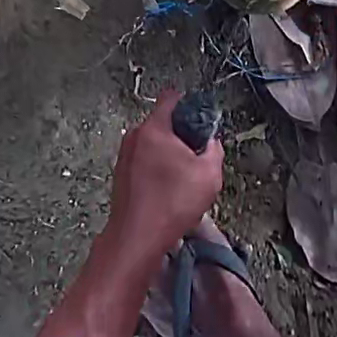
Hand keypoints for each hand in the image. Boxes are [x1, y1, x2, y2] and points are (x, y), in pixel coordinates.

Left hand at [107, 91, 225, 256]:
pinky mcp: (121, 175)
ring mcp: (125, 156)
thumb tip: (211, 143)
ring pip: (154, 144)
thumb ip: (214, 150)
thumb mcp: (209, 174)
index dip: (191, 105)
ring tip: (183, 179)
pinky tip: (169, 191)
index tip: (202, 120)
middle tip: (197, 156)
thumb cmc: (171, 205)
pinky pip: (144, 162)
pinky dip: (157, 170)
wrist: (137, 238)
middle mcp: (135, 137)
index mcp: (154, 129)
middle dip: (182, 136)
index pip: (172, 98)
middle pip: (164, 123)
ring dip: (170, 155)